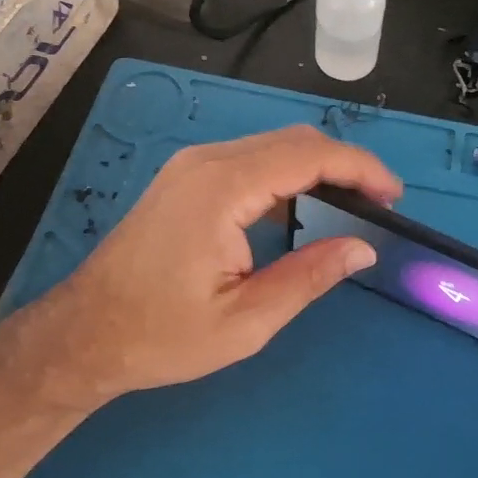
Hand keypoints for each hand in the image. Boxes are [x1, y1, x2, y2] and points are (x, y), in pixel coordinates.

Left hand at [28, 125, 401, 411]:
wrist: (84, 334)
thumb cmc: (161, 335)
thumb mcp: (245, 322)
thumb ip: (308, 277)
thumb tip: (363, 248)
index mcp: (222, 190)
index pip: (308, 156)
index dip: (359, 168)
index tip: (394, 195)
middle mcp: (208, 162)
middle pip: (294, 141)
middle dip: (345, 164)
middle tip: (380, 203)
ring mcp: (193, 165)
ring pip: (274, 146)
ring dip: (318, 167)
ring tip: (354, 205)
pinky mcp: (188, 176)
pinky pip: (252, 160)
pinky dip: (289, 175)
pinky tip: (305, 208)